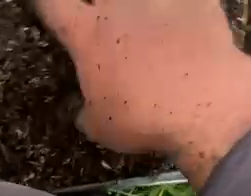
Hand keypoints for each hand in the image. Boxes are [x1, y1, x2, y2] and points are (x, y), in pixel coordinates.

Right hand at [32, 0, 250, 184]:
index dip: (46, 4)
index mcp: (88, 35)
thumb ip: (88, 110)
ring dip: (139, 10)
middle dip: (94, 7)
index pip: (54, 6)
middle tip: (99, 20)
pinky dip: (178, 10)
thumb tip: (85, 108)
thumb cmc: (141, 118)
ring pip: (142, 0)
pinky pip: (182, 1)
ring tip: (143, 29)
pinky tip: (181, 28)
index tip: (45, 4)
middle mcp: (119, 4)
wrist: (204, 101)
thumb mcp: (100, 128)